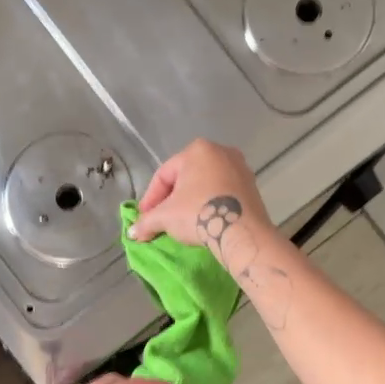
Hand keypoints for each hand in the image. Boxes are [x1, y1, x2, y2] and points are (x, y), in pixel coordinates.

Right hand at [128, 139, 272, 252]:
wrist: (241, 232)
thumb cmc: (199, 213)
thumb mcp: (165, 217)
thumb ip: (146, 222)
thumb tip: (132, 232)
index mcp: (197, 150)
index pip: (164, 175)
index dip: (150, 198)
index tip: (143, 218)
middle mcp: (221, 151)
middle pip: (185, 178)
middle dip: (170, 200)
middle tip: (160, 220)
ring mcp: (240, 168)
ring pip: (205, 185)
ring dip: (190, 202)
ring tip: (180, 222)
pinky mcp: (252, 186)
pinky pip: (222, 193)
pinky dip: (209, 204)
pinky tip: (202, 221)